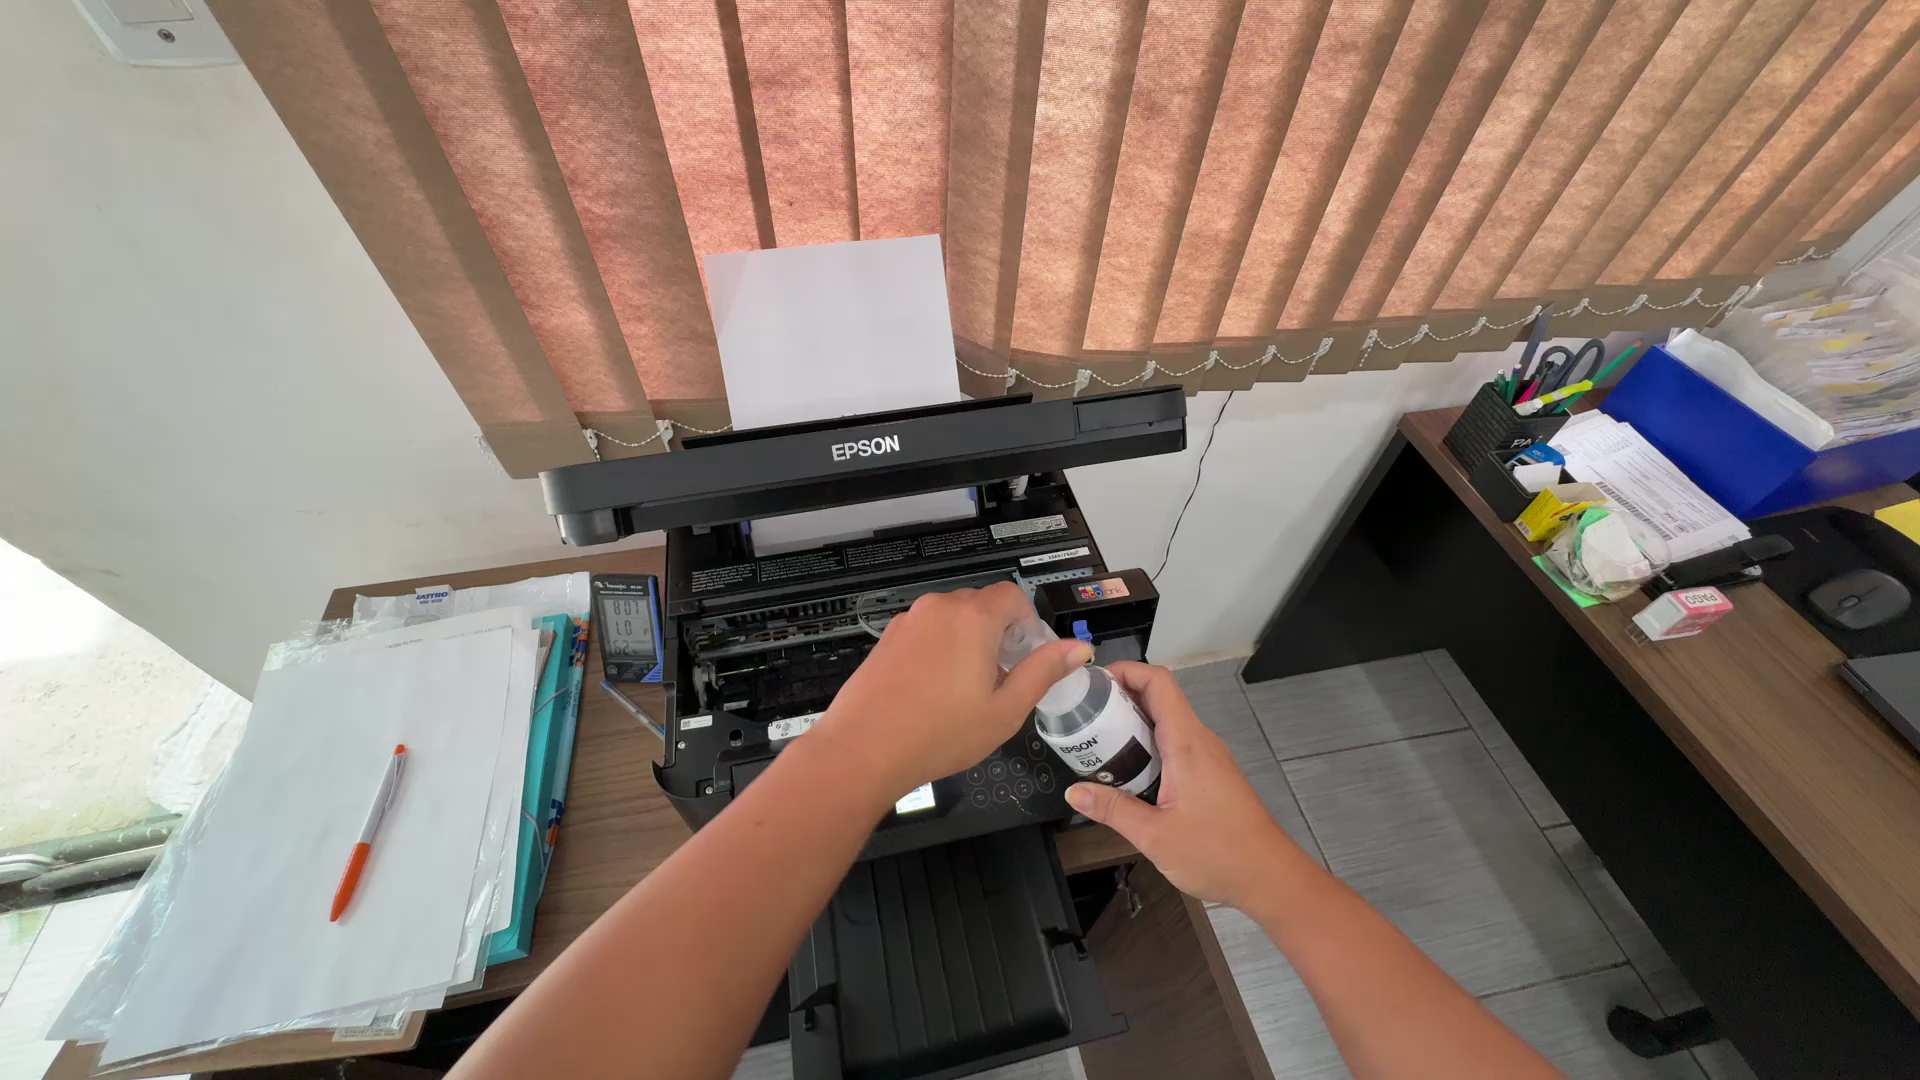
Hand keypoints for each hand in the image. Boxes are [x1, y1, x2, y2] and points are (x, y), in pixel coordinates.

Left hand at [814, 582, 1091, 797]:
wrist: (863, 748)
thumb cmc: (939, 733)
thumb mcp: (1005, 709)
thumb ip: (1044, 672)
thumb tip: (1078, 648)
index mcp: (973, 617)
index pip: (1013, 596)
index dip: (1027, 624)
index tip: (1026, 658)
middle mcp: (939, 608)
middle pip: (982, 605)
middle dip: (998, 634)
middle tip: (999, 680)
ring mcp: (909, 620)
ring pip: (952, 619)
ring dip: (967, 642)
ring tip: (964, 691)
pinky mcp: (887, 638)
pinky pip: (926, 631)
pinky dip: (939, 649)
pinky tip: (932, 691)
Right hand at [1065, 662, 1304, 908]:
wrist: (1272, 879)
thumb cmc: (1218, 854)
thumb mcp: (1155, 836)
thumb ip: (1113, 810)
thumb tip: (1073, 792)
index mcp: (1186, 742)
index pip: (1158, 682)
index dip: (1125, 670)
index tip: (1092, 683)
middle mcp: (1198, 740)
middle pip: (1158, 697)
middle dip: (1119, 697)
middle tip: (1083, 715)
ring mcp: (1207, 756)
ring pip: (1165, 722)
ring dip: (1131, 723)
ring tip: (1096, 741)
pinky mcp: (1210, 773)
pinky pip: (1174, 744)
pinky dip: (1146, 745)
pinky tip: (1127, 772)